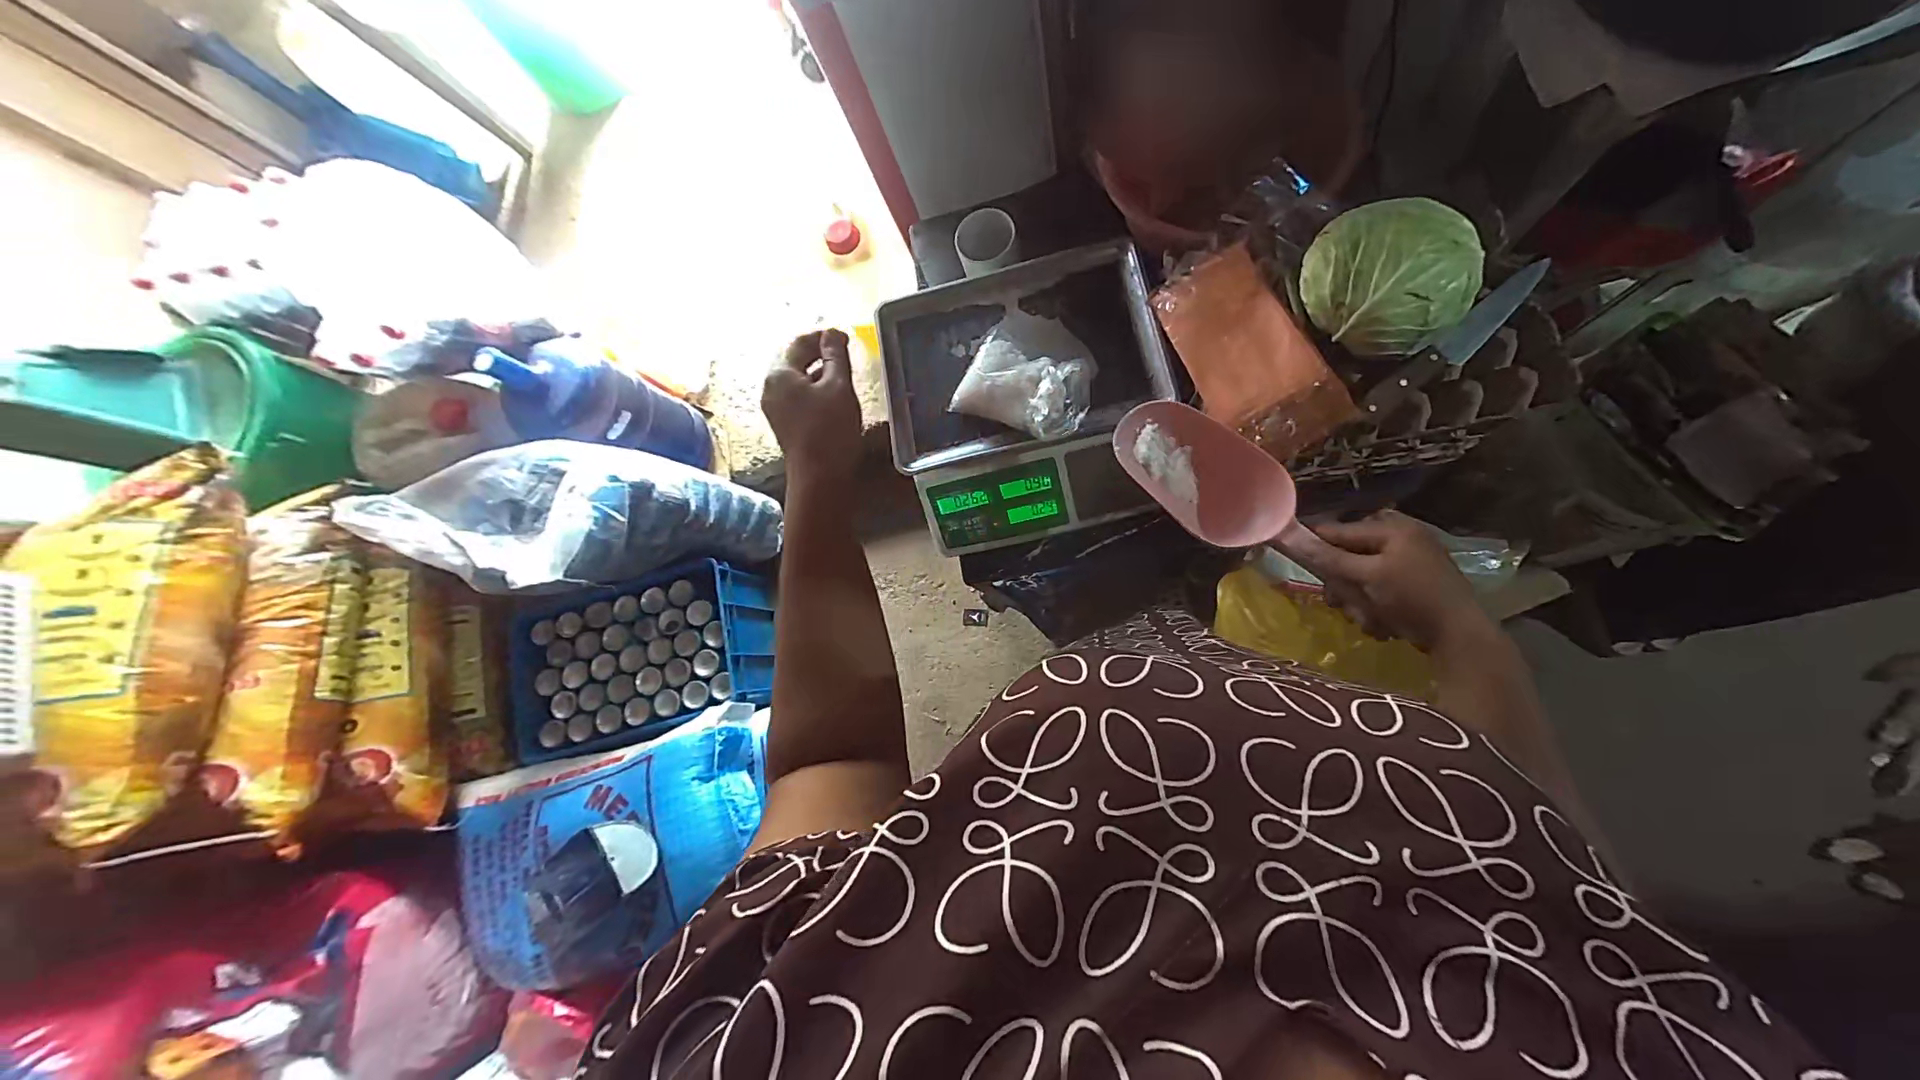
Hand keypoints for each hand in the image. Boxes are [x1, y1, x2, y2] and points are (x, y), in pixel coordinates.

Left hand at [764, 329, 861, 486]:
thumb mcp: (838, 386)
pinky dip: (815, 393)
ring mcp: (775, 409)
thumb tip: (832, 333)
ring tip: (843, 377)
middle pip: (795, 362)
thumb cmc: (830, 429)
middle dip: (820, 355)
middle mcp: (771, 389)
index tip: (846, 337)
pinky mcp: (784, 426)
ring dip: (819, 375)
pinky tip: (832, 400)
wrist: (820, 477)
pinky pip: (798, 399)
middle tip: (845, 355)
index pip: (800, 344)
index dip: (823, 337)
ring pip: (797, 382)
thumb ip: (835, 356)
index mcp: (779, 375)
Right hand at [1309, 511, 1496, 654]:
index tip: (1297, 566)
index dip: (1314, 547)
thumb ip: (1328, 557)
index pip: (1336, 530)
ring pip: (1359, 579)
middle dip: (1343, 585)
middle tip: (1342, 604)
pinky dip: (1375, 608)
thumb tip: (1289, 536)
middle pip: (1346, 557)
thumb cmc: (1412, 598)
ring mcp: (1408, 563)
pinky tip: (1384, 623)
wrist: (1460, 637)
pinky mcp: (1412, 585)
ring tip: (1370, 619)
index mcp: (1391, 529)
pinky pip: (1377, 591)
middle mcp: (1399, 540)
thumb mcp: (1366, 577)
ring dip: (1358, 602)